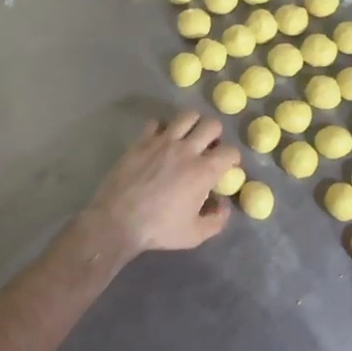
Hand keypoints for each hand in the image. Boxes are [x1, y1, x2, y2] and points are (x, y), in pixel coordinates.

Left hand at [84, 110, 239, 254]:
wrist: (118, 220)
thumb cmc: (159, 229)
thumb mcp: (195, 234)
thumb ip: (217, 220)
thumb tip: (223, 204)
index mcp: (203, 171)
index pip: (230, 151)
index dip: (233, 158)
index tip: (227, 166)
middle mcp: (186, 150)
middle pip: (212, 125)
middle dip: (216, 135)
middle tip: (208, 148)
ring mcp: (162, 142)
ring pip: (187, 116)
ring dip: (193, 124)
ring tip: (188, 137)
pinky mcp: (141, 141)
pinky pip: (156, 122)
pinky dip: (163, 128)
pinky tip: (161, 141)